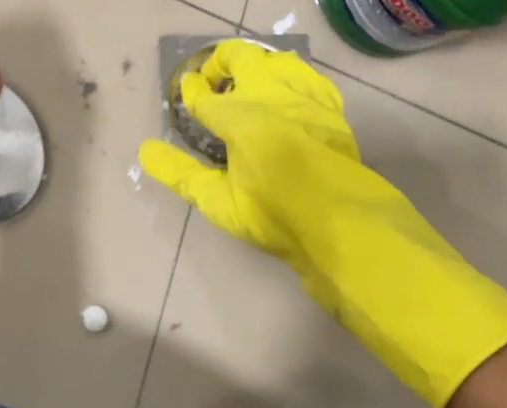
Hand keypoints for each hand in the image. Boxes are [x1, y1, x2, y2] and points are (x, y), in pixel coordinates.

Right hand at [139, 40, 506, 407]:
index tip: (183, 102)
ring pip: (282, 68)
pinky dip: (296, 87)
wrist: (359, 246)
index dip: (194, 95)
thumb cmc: (289, 231)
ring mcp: (315, 108)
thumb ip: (188, 176)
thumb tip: (147, 154)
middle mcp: (283, 101)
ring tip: (245, 91)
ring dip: (259, 71)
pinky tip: (291, 105)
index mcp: (249, 120)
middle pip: (247, 63)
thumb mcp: (228, 209)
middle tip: (209, 89)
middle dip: (224, 68)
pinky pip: (313, 89)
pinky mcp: (340, 125)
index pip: (211, 95)